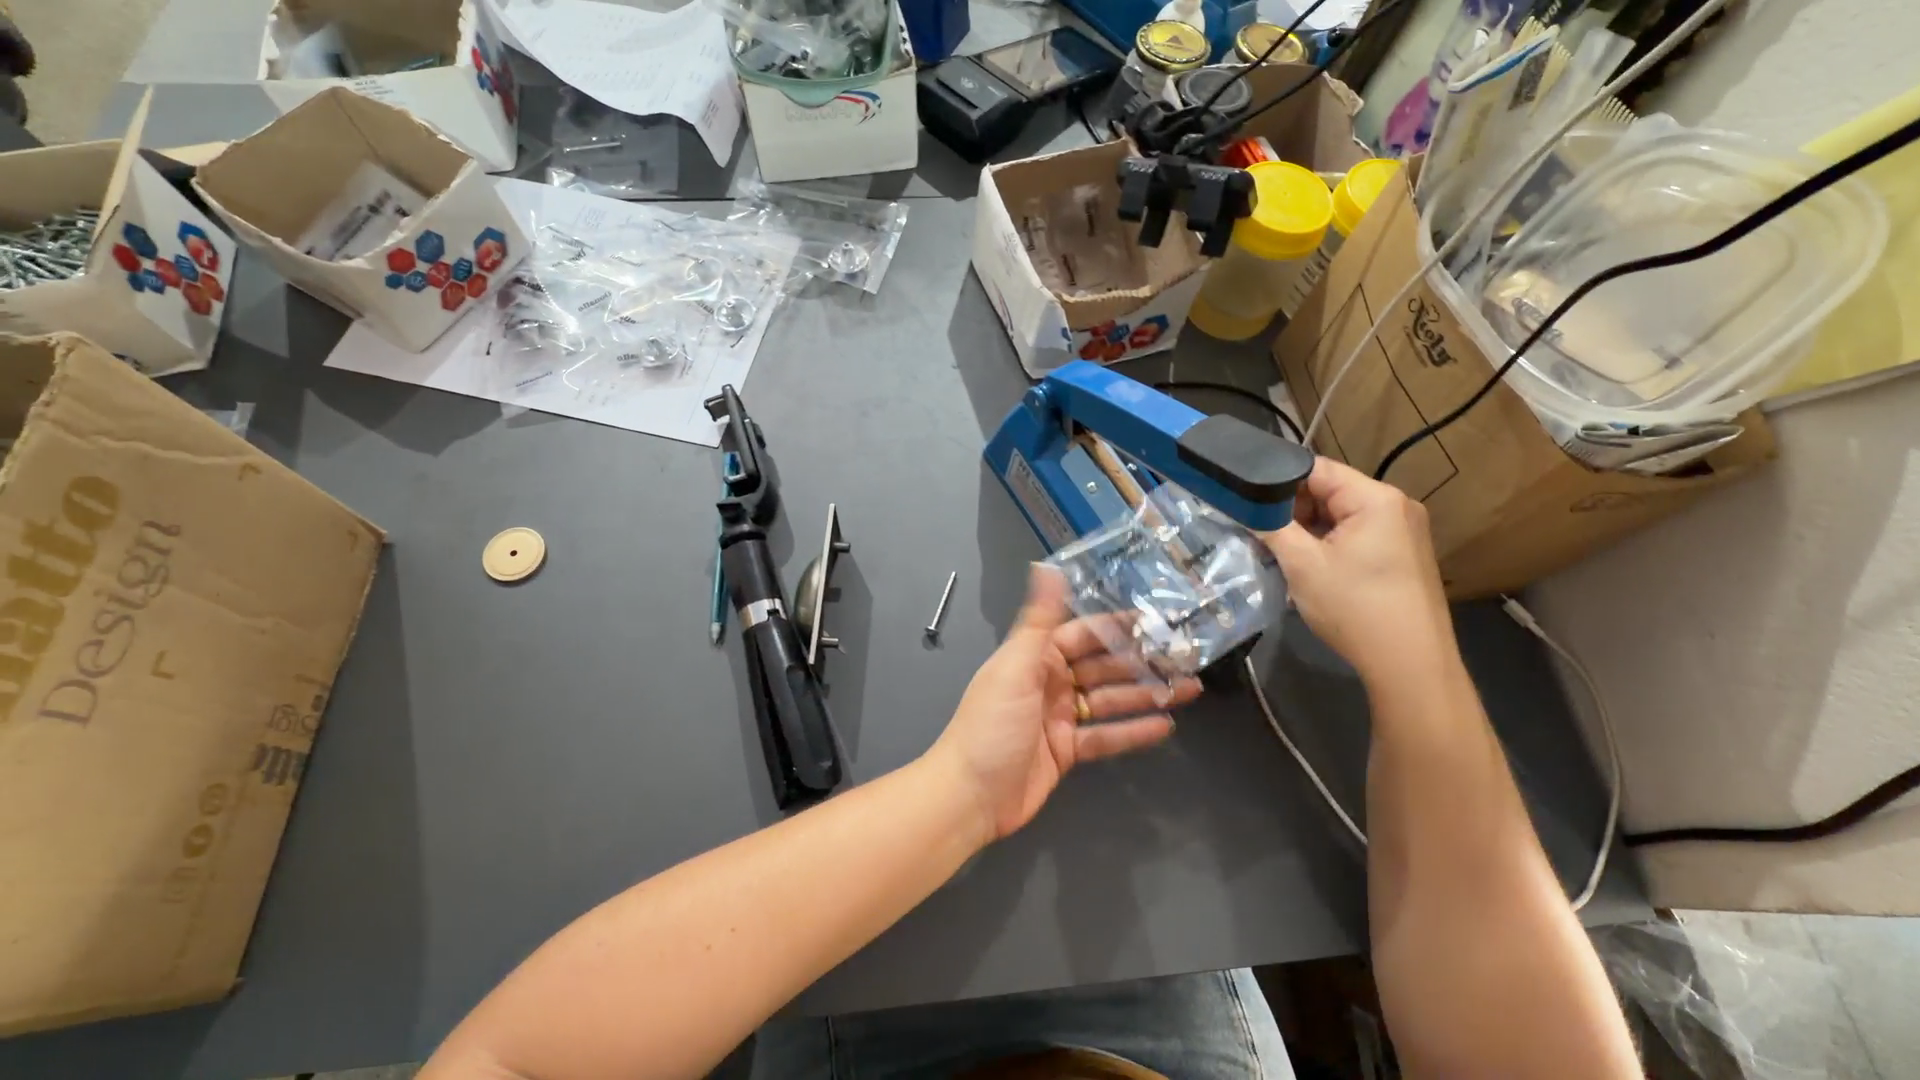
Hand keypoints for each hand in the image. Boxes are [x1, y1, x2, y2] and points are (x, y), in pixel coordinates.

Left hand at [927, 565, 1198, 841]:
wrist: (970, 794)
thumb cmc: (991, 724)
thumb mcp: (1016, 666)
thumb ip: (1039, 619)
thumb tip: (1046, 565)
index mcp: (1035, 657)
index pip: (1084, 634)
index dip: (1118, 627)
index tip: (1156, 619)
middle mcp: (1049, 682)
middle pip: (1103, 667)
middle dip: (1142, 662)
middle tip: (1185, 657)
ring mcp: (1059, 718)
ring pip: (1110, 701)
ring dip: (1147, 695)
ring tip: (1189, 689)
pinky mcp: (1067, 751)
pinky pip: (1106, 736)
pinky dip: (1133, 731)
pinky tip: (1165, 726)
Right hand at [1260, 457, 1453, 683]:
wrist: (1409, 664)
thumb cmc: (1355, 607)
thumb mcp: (1302, 565)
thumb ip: (1270, 527)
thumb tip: (1244, 506)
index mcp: (1376, 498)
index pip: (1316, 468)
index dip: (1276, 480)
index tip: (1245, 497)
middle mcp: (1396, 506)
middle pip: (1330, 491)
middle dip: (1292, 510)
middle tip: (1258, 531)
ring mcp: (1404, 532)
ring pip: (1341, 517)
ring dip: (1309, 531)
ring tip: (1278, 552)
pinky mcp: (1404, 557)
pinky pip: (1357, 536)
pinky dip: (1329, 545)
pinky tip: (1308, 568)